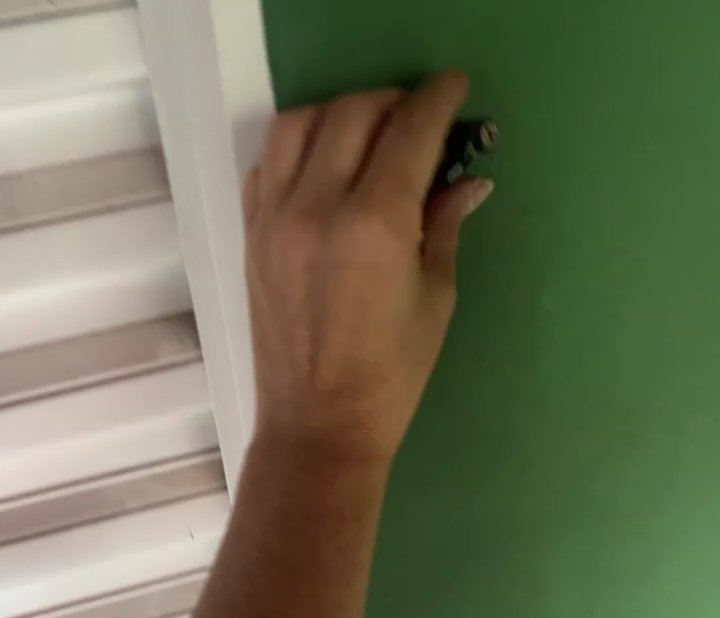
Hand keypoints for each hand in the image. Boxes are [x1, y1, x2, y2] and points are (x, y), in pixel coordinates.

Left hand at [242, 72, 493, 466]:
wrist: (317, 426)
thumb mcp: (435, 299)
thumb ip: (443, 226)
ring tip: (366, 136)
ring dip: (338, 114)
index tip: (454, 89)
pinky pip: (266, 166)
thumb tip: (468, 179)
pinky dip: (296, 150)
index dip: (439, 98)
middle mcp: (316, 208)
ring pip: (299, 125)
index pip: (410, 128)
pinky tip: (321, 170)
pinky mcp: (251, 239)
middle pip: (353, 112)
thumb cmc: (389, 376)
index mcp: (374, 224)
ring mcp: (274, 221)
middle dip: (394, 101)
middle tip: (417, 120)